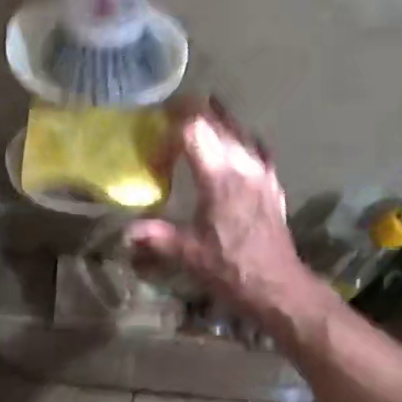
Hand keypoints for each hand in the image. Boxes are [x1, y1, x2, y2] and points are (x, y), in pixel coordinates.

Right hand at [126, 100, 311, 318]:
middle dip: (197, 114)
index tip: (158, 124)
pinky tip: (235, 152)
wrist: (276, 286)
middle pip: (221, 122)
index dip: (174, 121)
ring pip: (242, 132)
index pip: (195, 128)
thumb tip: (126, 233)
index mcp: (219, 176)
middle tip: (175, 115)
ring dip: (221, 123)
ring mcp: (263, 173)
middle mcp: (244, 165)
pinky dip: (241, 143)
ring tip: (203, 122)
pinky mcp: (273, 186)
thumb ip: (156, 237)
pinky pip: (257, 151)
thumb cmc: (230, 270)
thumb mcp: (188, 254)